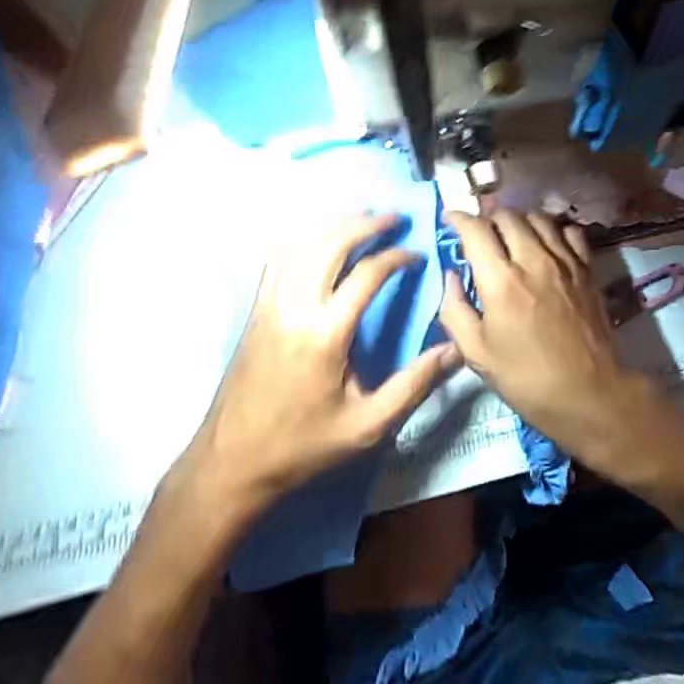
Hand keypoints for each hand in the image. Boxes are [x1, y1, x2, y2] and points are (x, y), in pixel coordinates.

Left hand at [179, 214, 460, 516]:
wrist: (229, 465)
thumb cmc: (302, 445)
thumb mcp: (368, 426)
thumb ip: (414, 385)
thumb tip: (455, 350)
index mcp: (324, 332)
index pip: (367, 274)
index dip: (397, 258)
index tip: (418, 256)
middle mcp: (293, 307)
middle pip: (330, 244)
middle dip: (366, 224)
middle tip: (394, 218)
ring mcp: (269, 305)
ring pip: (301, 245)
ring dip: (335, 227)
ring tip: (363, 222)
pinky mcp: (255, 312)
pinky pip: (279, 259)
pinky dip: (304, 240)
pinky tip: (320, 242)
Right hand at [438, 211, 683, 477]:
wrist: (588, 391)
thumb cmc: (526, 378)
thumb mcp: (477, 353)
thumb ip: (455, 309)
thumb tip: (451, 276)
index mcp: (502, 281)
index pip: (476, 230)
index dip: (459, 218)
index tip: (451, 219)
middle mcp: (534, 260)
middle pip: (508, 216)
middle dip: (488, 218)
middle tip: (481, 233)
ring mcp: (565, 261)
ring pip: (539, 218)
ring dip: (520, 220)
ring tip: (511, 235)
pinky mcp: (587, 268)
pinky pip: (570, 232)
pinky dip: (554, 230)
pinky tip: (547, 244)